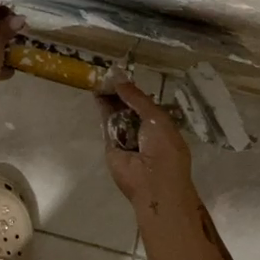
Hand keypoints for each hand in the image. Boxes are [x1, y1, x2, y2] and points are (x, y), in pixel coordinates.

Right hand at [98, 82, 195, 214]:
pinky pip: (106, 123)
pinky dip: (102, 108)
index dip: (133, 91)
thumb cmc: (164, 149)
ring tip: (99, 78)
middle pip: (127, 107)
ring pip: (115, 114)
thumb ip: (137, 98)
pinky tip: (96, 92)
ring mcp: (125, 138)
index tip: (121, 76)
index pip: (144, 104)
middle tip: (107, 75)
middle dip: (119, 92)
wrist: (153, 183)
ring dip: (108, 98)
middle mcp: (142, 131)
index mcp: (160, 126)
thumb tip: (119, 78)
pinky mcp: (110, 145)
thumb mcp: (157, 118)